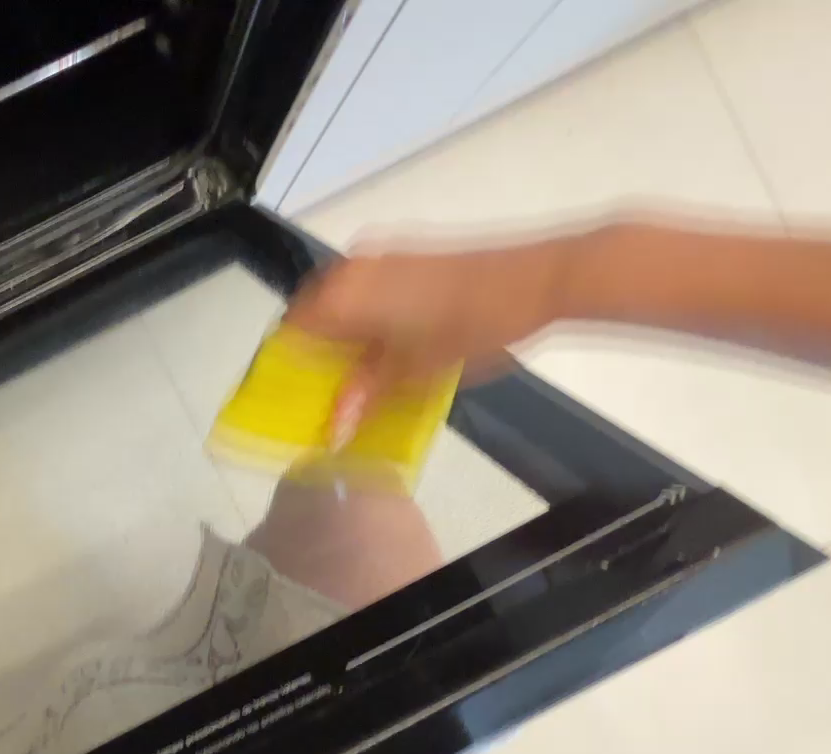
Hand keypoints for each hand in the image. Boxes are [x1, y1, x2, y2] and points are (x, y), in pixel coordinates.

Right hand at [284, 231, 587, 421]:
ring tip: (362, 367)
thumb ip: (365, 395)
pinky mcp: (405, 250)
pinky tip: (387, 339)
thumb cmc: (472, 327)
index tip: (299, 393)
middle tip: (332, 386)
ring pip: (338, 297)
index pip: (290, 332)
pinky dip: (363, 312)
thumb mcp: (414, 373)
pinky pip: (364, 284)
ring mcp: (378, 254)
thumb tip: (334, 426)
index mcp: (342, 297)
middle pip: (311, 312)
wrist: (540, 277)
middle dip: (315, 349)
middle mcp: (350, 268)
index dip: (289, 366)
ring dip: (340, 331)